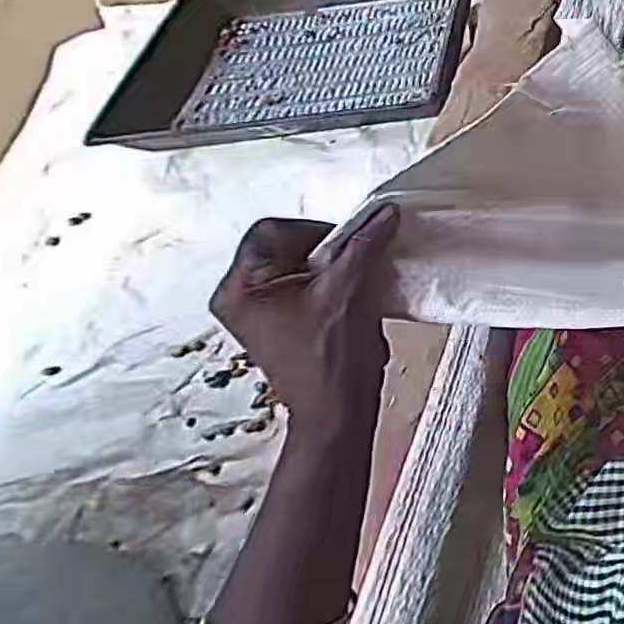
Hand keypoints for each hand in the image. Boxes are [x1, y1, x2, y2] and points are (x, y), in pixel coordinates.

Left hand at [209, 206, 400, 437]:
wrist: (339, 408)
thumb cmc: (330, 360)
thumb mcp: (347, 292)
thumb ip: (364, 246)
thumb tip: (384, 214)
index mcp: (239, 290)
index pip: (270, 231)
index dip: (312, 231)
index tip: (345, 244)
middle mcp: (244, 296)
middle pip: (287, 243)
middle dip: (328, 248)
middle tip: (353, 263)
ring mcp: (266, 307)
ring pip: (304, 260)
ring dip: (338, 263)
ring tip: (356, 281)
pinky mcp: (290, 315)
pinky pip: (313, 278)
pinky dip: (338, 277)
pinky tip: (356, 292)